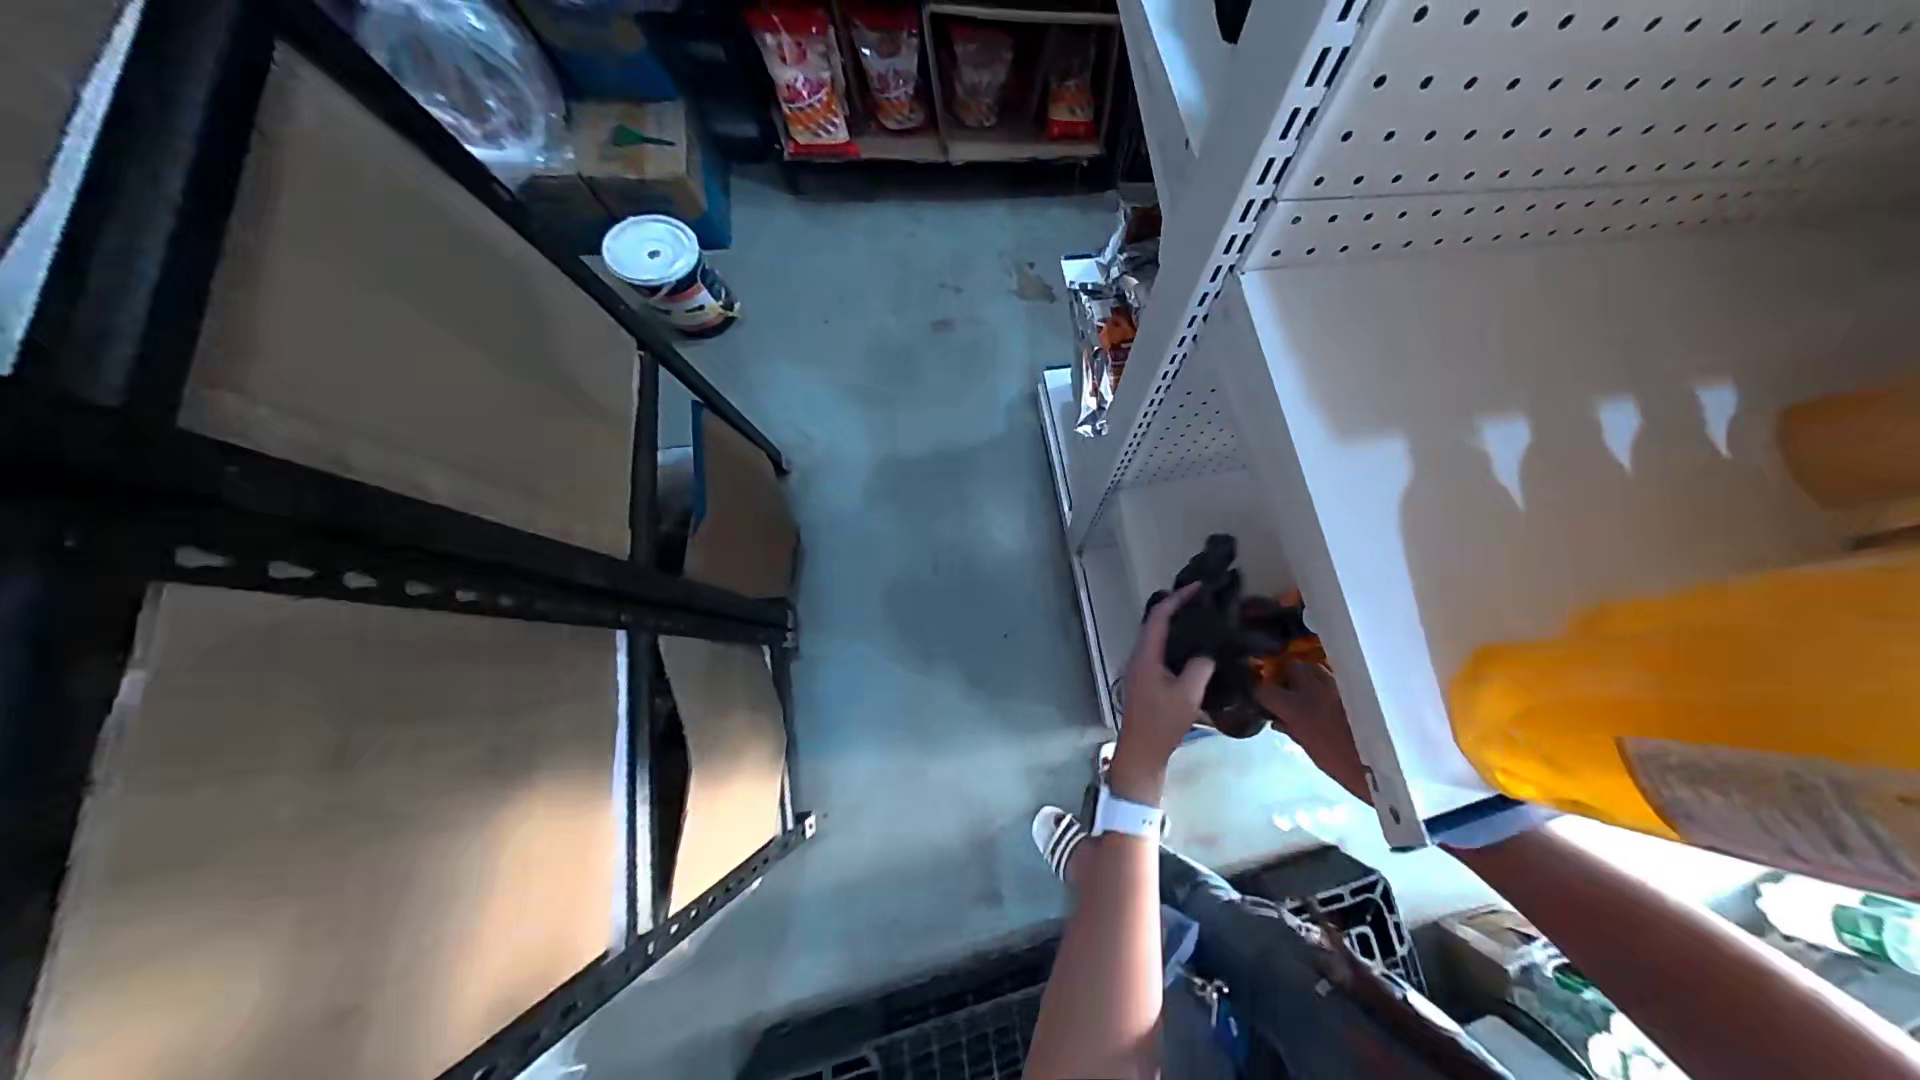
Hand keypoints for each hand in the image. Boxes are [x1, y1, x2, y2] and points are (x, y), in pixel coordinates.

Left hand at [1110, 584, 1214, 804]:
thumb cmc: (1162, 723)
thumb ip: (1200, 667)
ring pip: (1157, 638)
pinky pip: (1159, 651)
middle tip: (1202, 600)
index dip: (1177, 598)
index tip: (1197, 587)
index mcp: (1145, 655)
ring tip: (1201, 619)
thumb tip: (1206, 653)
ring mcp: (1140, 669)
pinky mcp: (1145, 680)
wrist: (1142, 751)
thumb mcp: (1188, 695)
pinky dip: (1175, 642)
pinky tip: (1193, 649)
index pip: (1159, 616)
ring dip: (1176, 625)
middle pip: (1155, 623)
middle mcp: (1139, 657)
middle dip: (1176, 607)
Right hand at [1254, 661, 1371, 804]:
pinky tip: (1332, 692)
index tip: (1256, 691)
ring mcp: (1338, 685)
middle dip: (1286, 673)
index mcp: (1296, 708)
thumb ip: (1292, 730)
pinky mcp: (1358, 687)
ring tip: (1310, 686)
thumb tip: (1277, 720)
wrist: (1390, 772)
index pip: (1264, 688)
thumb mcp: (1311, 750)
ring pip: (1315, 665)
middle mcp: (1314, 690)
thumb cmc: (1342, 766)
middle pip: (1292, 665)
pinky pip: (1336, 674)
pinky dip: (1329, 679)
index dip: (1257, 688)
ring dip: (1308, 673)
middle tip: (1286, 686)